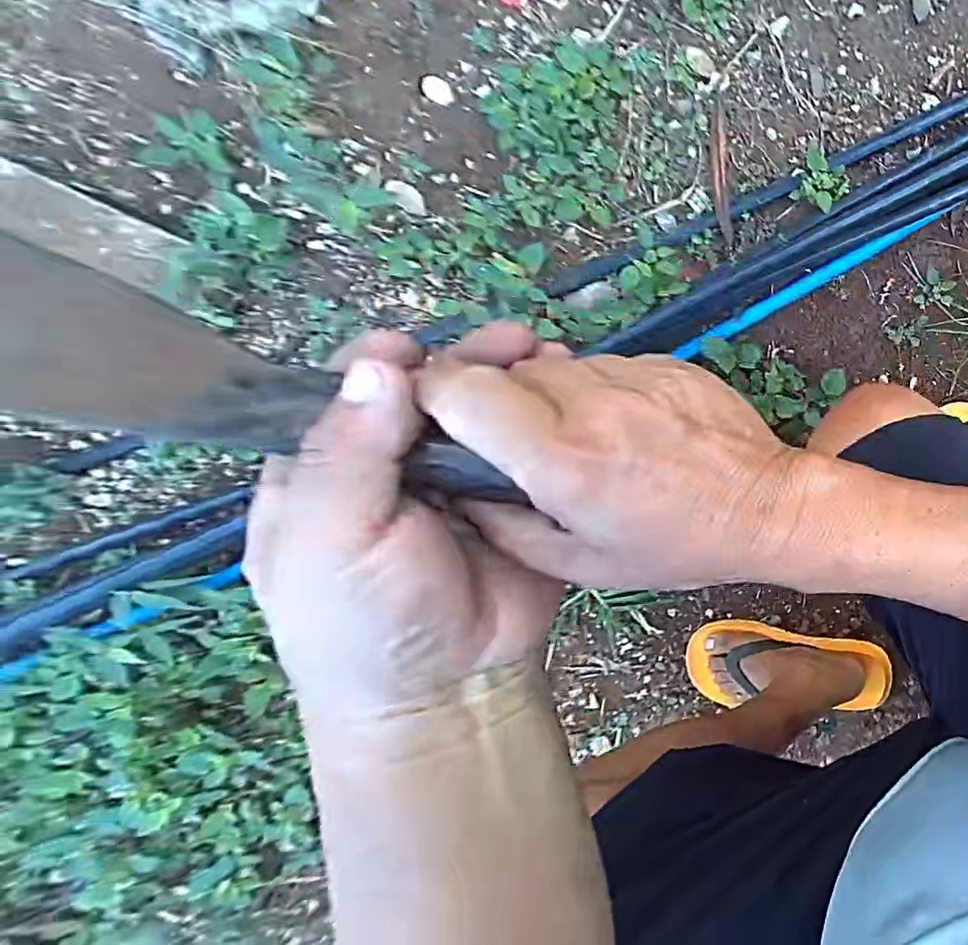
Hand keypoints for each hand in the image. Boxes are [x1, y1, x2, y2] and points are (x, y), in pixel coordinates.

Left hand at [244, 324, 569, 720]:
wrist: (452, 684)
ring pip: (490, 416)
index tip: (422, 347)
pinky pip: (535, 449)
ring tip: (555, 356)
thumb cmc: (365, 620)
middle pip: (434, 395)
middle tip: (516, 341)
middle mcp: (403, 462)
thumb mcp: (332, 540)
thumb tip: (379, 367)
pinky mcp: (523, 496)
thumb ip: (349, 455)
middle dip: (472, 362)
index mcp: (334, 466)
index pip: (350, 393)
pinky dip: (553, 420)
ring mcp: (470, 478)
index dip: (385, 362)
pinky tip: (577, 399)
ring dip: (518, 382)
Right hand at [415, 348, 802, 591]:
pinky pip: (615, 366)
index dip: (440, 397)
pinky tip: (636, 426)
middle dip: (503, 401)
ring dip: (560, 395)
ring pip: (565, 366)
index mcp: (564, 457)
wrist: (767, 505)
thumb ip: (506, 526)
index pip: (463, 388)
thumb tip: (462, 489)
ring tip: (594, 438)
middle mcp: (596, 404)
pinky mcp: (673, 364)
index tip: (447, 418)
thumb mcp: (584, 564)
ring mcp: (640, 376)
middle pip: (511, 371)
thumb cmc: (680, 544)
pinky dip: (609, 390)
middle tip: (531, 442)